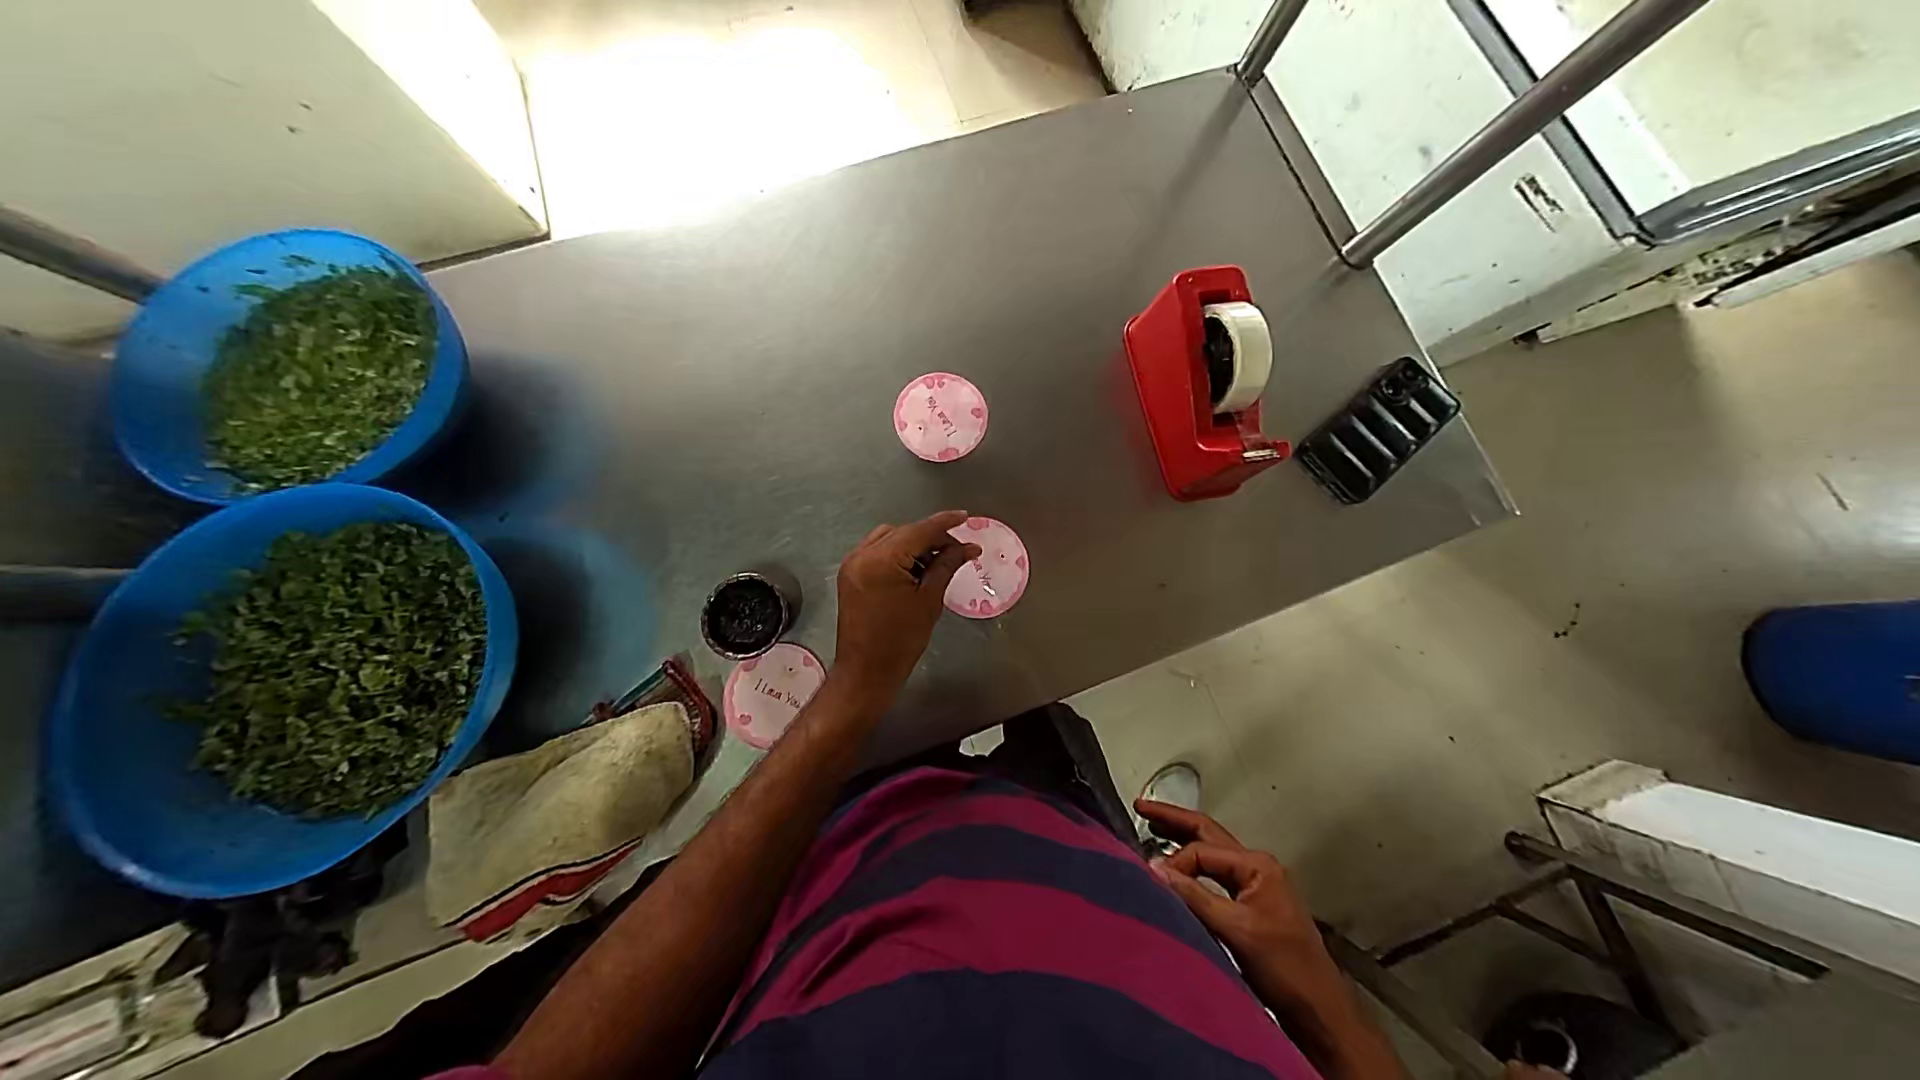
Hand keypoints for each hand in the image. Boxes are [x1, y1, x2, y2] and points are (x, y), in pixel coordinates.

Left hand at [832, 511, 981, 701]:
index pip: (919, 531)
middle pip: (904, 532)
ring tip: (938, 561)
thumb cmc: (901, 640)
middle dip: (931, 537)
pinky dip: (898, 554)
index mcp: (881, 560)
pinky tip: (916, 569)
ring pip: (890, 539)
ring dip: (914, 544)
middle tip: (958, 550)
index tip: (966, 517)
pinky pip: (877, 552)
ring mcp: (853, 564)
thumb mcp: (929, 600)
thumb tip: (967, 548)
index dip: (944, 523)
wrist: (866, 671)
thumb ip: (946, 566)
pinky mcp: (850, 575)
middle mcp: (862, 555)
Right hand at [1140, 801, 1403, 1079]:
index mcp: (1257, 865)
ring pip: (1213, 851)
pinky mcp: (1253, 904)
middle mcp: (1258, 867)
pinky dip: (1194, 864)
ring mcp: (1258, 884)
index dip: (1175, 863)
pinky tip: (1179, 869)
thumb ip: (1194, 896)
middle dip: (1174, 819)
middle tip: (1142, 808)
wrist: (1320, 1012)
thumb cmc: (1286, 970)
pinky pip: (1217, 873)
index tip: (1154, 881)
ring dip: (1183, 838)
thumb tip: (1155, 868)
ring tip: (1154, 827)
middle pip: (1209, 834)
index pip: (1201, 850)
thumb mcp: (1235, 930)